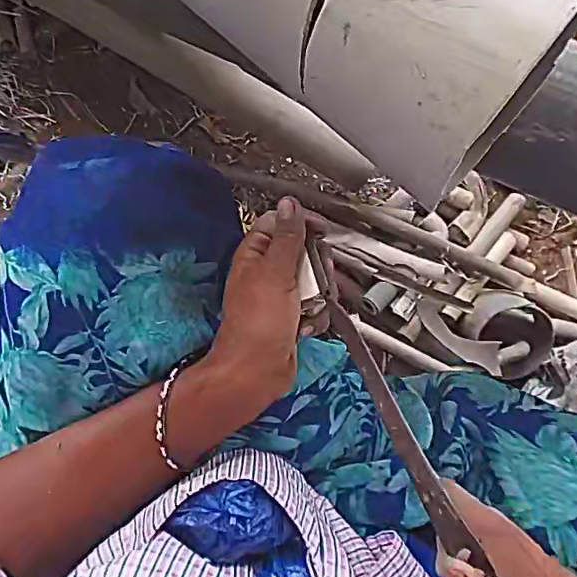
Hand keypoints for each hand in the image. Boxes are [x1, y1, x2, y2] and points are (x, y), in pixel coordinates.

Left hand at [202, 197, 318, 407]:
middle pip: (305, 252)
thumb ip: (287, 237)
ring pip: (315, 280)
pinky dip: (316, 316)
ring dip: (318, 296)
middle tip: (312, 280)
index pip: (281, 224)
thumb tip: (289, 204)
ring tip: (308, 308)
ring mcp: (281, 295)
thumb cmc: (258, 323)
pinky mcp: (293, 316)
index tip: (320, 231)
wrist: (256, 372)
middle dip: (316, 268)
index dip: (302, 225)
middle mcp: (267, 272)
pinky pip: (316, 306)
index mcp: (255, 254)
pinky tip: (305, 325)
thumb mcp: (276, 272)